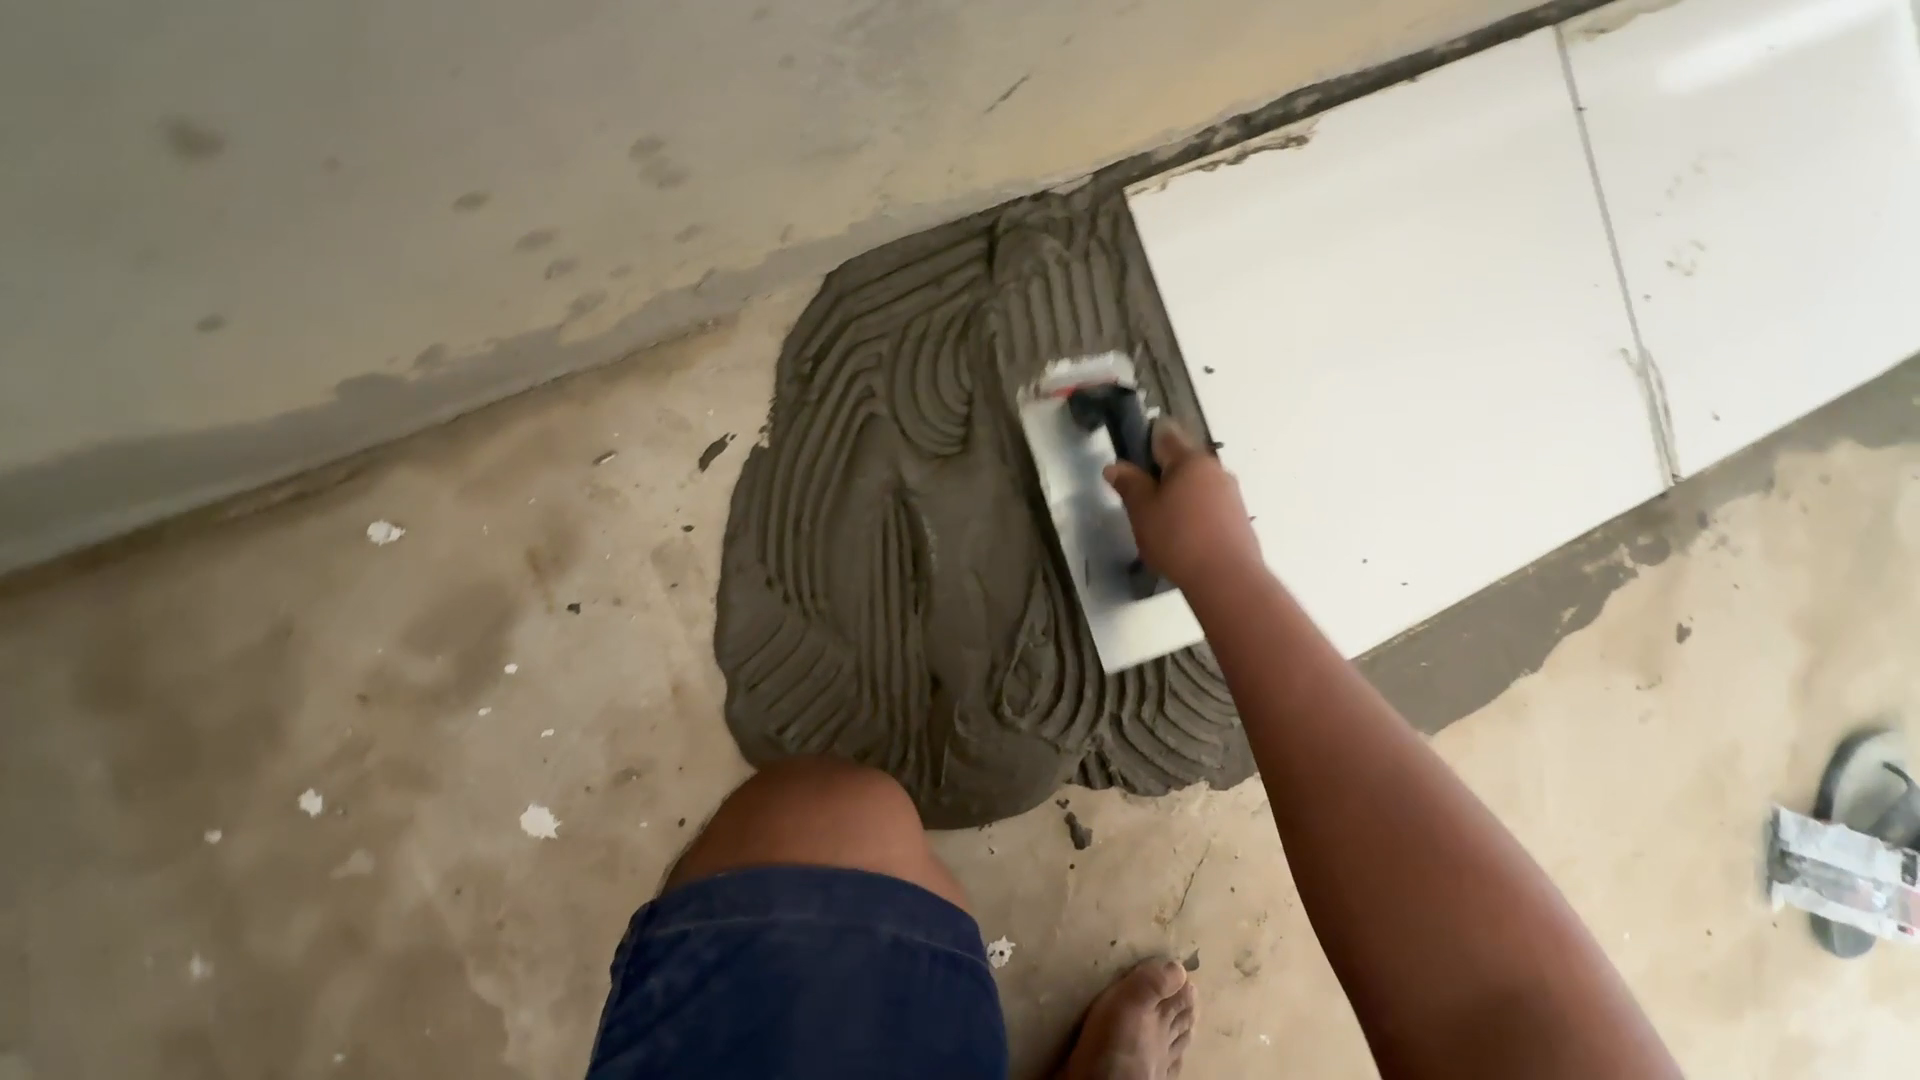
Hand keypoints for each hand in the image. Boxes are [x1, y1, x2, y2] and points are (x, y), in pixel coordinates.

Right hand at [1103, 420, 1262, 593]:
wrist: (1227, 578)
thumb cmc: (1177, 539)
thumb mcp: (1142, 511)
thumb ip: (1129, 485)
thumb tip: (1114, 466)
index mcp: (1190, 460)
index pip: (1166, 435)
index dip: (1146, 440)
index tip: (1132, 457)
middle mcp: (1215, 469)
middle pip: (1183, 461)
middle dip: (1163, 473)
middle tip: (1141, 497)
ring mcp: (1231, 493)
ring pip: (1198, 485)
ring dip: (1180, 495)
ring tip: (1162, 521)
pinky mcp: (1239, 517)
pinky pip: (1210, 505)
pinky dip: (1194, 513)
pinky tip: (1184, 536)